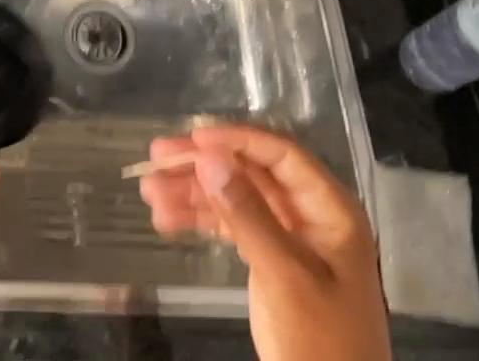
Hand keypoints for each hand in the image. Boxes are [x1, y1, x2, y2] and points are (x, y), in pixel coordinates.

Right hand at [139, 125, 390, 360]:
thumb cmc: (321, 340)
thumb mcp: (285, 274)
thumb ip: (248, 214)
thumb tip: (211, 158)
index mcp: (330, 209)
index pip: (281, 155)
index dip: (236, 140)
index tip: (192, 139)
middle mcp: (310, 213)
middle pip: (251, 173)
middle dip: (203, 165)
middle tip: (156, 158)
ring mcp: (288, 237)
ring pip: (235, 198)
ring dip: (192, 193)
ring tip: (148, 191)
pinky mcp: (269, 260)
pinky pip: (231, 226)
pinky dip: (199, 221)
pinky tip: (166, 219)